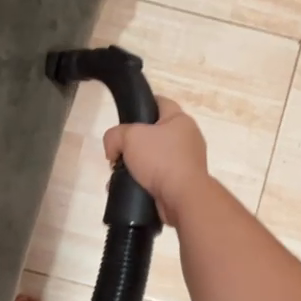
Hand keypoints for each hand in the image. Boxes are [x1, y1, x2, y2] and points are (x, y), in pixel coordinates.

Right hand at [102, 98, 210, 224]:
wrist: (182, 198)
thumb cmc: (161, 159)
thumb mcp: (129, 137)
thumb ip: (114, 136)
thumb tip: (114, 152)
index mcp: (180, 121)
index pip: (160, 102)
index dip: (141, 104)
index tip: (125, 114)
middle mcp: (187, 139)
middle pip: (153, 133)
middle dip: (132, 143)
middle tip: (117, 151)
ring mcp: (186, 162)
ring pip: (153, 157)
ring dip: (134, 165)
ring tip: (119, 173)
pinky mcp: (182, 183)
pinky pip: (157, 177)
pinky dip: (142, 181)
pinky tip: (128, 187)